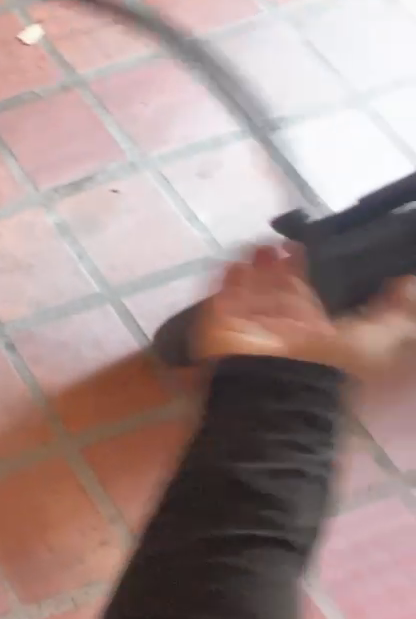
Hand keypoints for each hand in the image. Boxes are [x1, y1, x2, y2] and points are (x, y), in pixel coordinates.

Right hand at [194, 245, 415, 374]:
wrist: (281, 376)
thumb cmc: (328, 358)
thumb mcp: (378, 333)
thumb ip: (393, 308)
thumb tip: (406, 280)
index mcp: (307, 322)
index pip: (302, 290)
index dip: (301, 269)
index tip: (301, 246)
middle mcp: (276, 319)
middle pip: (273, 287)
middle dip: (275, 265)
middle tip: (279, 242)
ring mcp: (246, 319)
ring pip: (250, 289)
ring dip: (254, 269)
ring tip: (259, 247)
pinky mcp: (222, 320)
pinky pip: (224, 297)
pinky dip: (229, 281)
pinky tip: (235, 265)